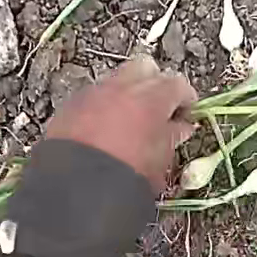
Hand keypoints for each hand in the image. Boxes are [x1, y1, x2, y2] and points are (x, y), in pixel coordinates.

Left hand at [44, 54, 196, 192]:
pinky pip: (94, 95)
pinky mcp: (70, 103)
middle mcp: (124, 85)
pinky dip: (103, 106)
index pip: (179, 84)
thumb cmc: (128, 177)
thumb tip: (180, 127)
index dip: (186, 101)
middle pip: (146, 68)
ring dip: (127, 94)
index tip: (186, 117)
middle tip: (158, 111)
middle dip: (155, 84)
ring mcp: (94, 91)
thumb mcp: (160, 162)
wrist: (75, 188)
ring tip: (130, 123)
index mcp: (153, 97)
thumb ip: (172, 138)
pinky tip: (104, 130)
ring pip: (118, 79)